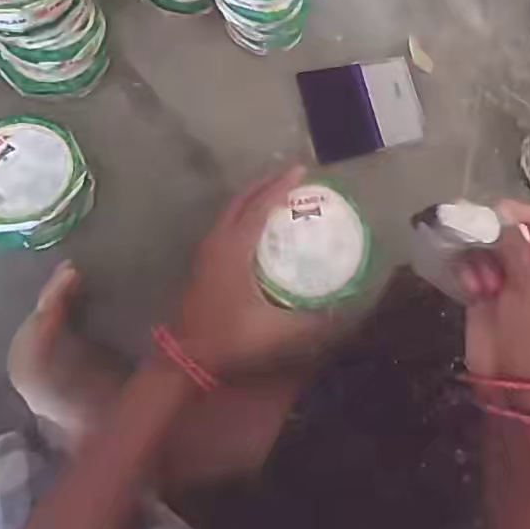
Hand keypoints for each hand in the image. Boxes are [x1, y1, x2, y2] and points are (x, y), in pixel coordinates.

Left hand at [171, 166, 337, 375]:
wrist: (186, 357)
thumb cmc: (228, 338)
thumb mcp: (275, 332)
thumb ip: (311, 323)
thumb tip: (343, 313)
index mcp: (233, 248)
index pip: (260, 207)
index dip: (281, 187)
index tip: (301, 170)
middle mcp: (218, 241)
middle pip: (242, 199)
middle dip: (267, 182)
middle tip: (293, 172)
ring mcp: (208, 250)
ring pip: (232, 209)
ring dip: (255, 195)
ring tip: (279, 189)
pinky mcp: (206, 260)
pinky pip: (228, 222)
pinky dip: (246, 211)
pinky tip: (260, 221)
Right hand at [456, 201, 529, 411]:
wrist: (511, 385)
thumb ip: (516, 248)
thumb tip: (502, 213)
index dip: (524, 213)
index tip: (496, 213)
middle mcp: (529, 269)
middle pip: (510, 233)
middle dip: (490, 233)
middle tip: (469, 231)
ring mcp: (504, 282)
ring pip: (485, 249)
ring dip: (477, 257)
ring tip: (477, 279)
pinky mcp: (481, 294)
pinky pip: (470, 269)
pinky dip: (467, 274)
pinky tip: (470, 291)